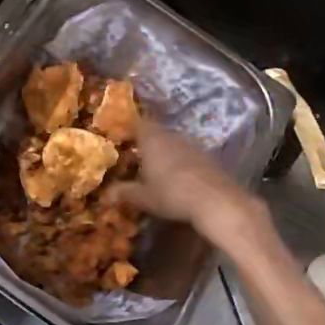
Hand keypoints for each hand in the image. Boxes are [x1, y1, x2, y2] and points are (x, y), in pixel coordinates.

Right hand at [113, 121, 267, 246]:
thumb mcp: (143, 197)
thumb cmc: (171, 194)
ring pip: (174, 142)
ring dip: (166, 151)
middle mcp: (173, 136)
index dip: (129, 128)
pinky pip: (189, 154)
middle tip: (138, 154)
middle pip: (157, 132)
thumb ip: (125, 192)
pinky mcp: (209, 157)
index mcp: (153, 140)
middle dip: (148, 141)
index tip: (122, 135)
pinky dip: (182, 161)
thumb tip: (108, 193)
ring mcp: (193, 145)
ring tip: (158, 167)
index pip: (138, 124)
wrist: (216, 201)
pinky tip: (180, 177)